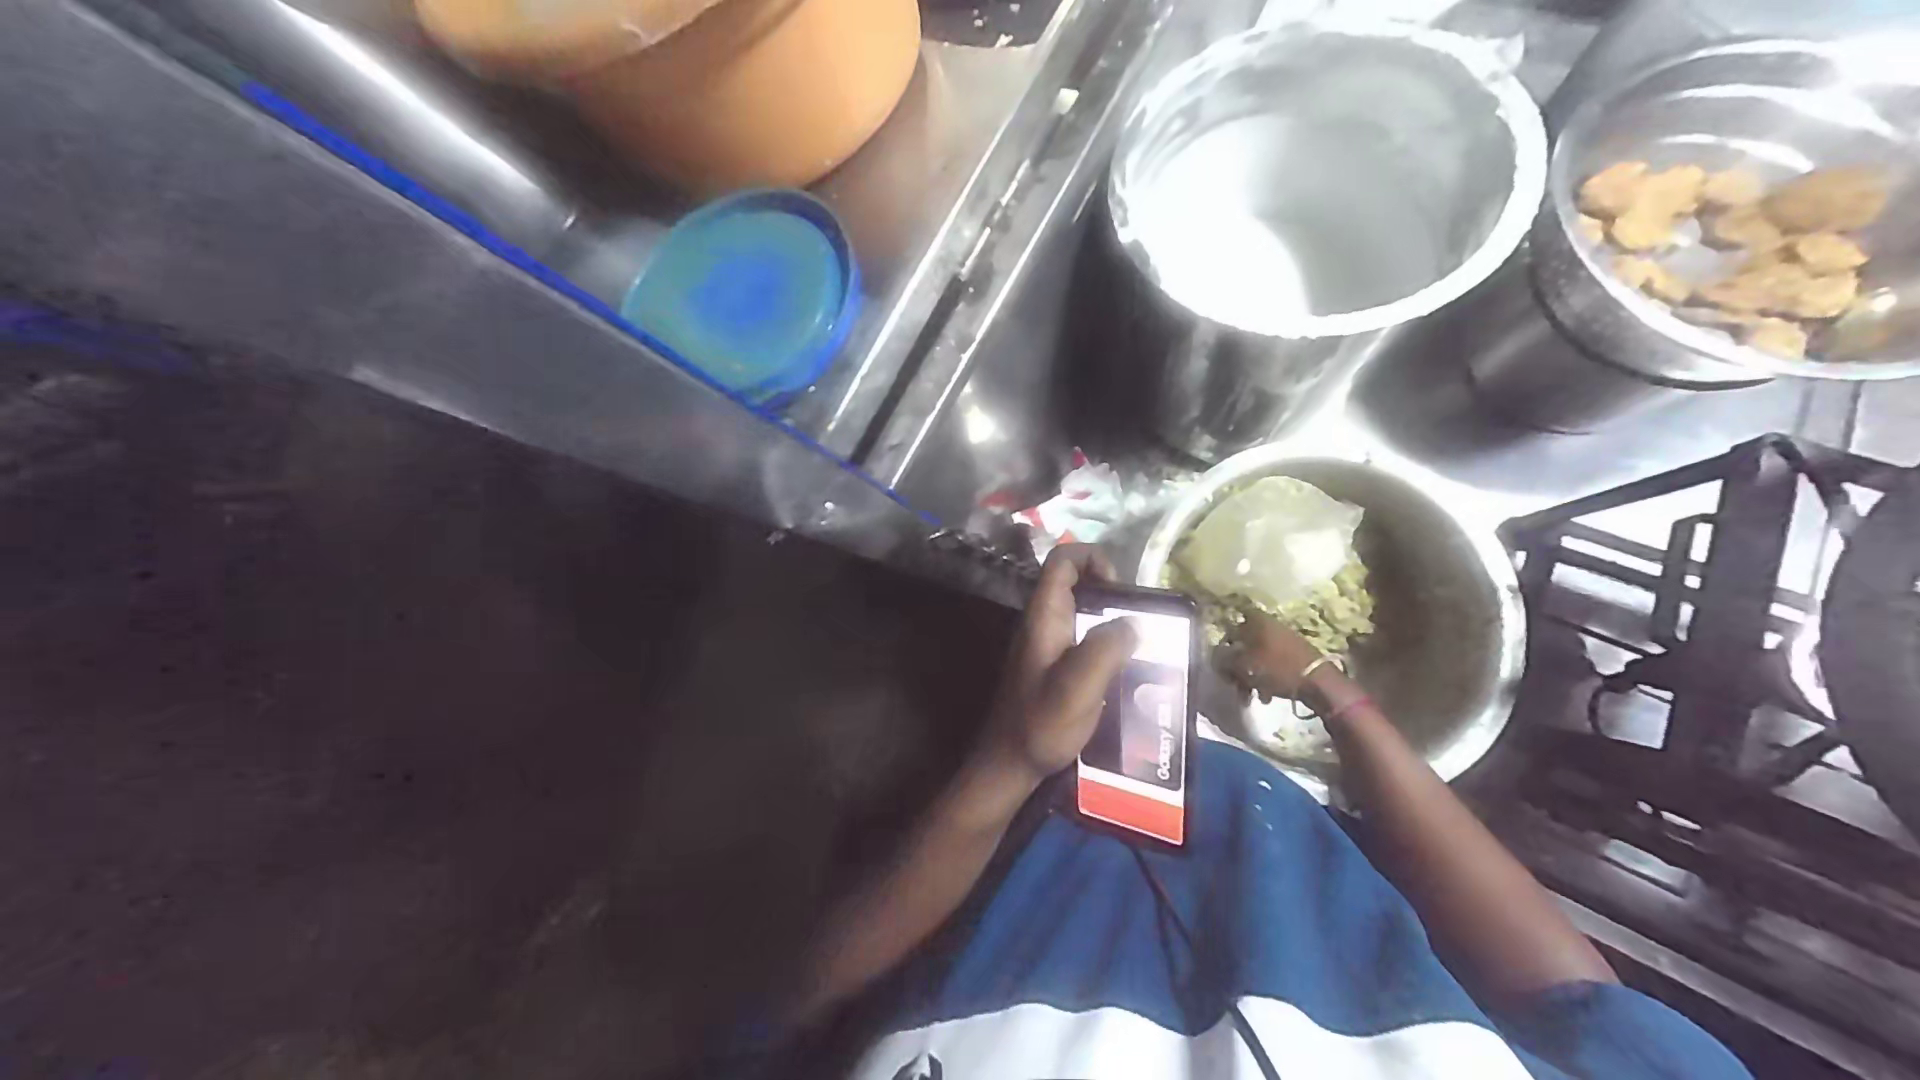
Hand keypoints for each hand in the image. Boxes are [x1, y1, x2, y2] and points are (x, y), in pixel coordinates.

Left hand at [979, 544, 1137, 786]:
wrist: (1010, 763)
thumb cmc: (1041, 724)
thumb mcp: (1078, 687)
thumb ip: (1106, 649)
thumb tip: (1133, 622)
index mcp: (1044, 616)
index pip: (1063, 560)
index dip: (1094, 558)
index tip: (1120, 590)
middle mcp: (1044, 621)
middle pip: (1076, 581)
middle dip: (1111, 590)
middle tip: (1140, 619)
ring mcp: (1048, 642)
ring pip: (1083, 610)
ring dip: (1113, 618)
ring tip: (1143, 642)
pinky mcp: (1055, 663)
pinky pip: (1085, 636)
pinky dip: (1107, 640)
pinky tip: (1127, 667)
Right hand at [1230, 611, 1323, 699]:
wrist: (1319, 682)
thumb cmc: (1277, 669)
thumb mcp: (1243, 666)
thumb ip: (1223, 660)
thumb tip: (1216, 658)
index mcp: (1256, 620)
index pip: (1229, 627)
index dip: (1222, 646)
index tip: (1221, 664)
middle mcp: (1270, 624)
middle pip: (1243, 644)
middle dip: (1237, 666)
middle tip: (1234, 683)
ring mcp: (1284, 638)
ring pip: (1257, 656)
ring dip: (1250, 675)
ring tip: (1250, 694)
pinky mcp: (1295, 653)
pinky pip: (1272, 663)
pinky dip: (1265, 677)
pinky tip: (1266, 694)